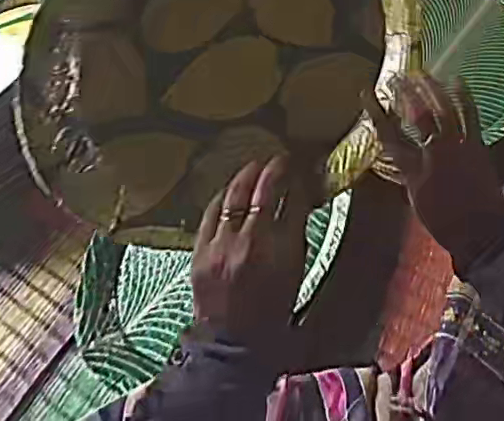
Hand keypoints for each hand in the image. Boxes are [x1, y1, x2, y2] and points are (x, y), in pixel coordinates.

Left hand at [191, 154, 309, 343]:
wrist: (232, 342)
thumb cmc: (272, 305)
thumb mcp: (296, 266)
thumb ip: (296, 230)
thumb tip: (298, 198)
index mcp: (283, 247)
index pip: (296, 197)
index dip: (300, 179)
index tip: (303, 171)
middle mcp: (253, 240)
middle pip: (266, 187)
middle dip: (277, 167)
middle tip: (282, 159)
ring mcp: (223, 245)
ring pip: (236, 194)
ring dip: (248, 174)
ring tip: (257, 165)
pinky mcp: (200, 251)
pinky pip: (212, 212)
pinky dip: (224, 196)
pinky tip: (231, 189)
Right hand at [364, 75, 503, 264]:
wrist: (480, 230)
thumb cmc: (446, 221)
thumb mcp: (418, 200)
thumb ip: (410, 176)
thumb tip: (402, 159)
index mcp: (412, 170)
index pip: (388, 136)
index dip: (376, 113)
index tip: (367, 94)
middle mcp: (432, 153)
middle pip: (416, 116)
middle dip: (405, 93)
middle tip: (396, 75)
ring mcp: (455, 145)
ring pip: (441, 110)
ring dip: (431, 89)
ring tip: (422, 73)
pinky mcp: (475, 143)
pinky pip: (469, 114)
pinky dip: (464, 95)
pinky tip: (458, 79)